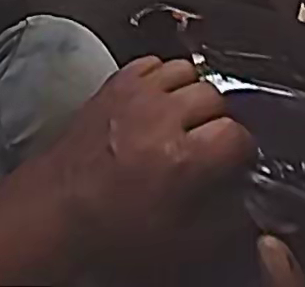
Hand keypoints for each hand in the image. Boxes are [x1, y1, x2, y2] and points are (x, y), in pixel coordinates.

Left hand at [20, 57, 256, 270]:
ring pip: (186, 70)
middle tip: (210, 137)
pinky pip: (153, 61)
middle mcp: (161, 116)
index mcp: (180, 158)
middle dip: (218, 117)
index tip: (237, 156)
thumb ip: (221, 219)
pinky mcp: (117, 81)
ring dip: (191, 91)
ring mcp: (137, 93)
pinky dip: (161, 76)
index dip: (242, 147)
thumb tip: (244, 201)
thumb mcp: (177, 241)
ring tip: (185, 114)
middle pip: (214, 95)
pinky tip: (158, 98)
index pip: (235, 133)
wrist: (59, 207)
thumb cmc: (109, 229)